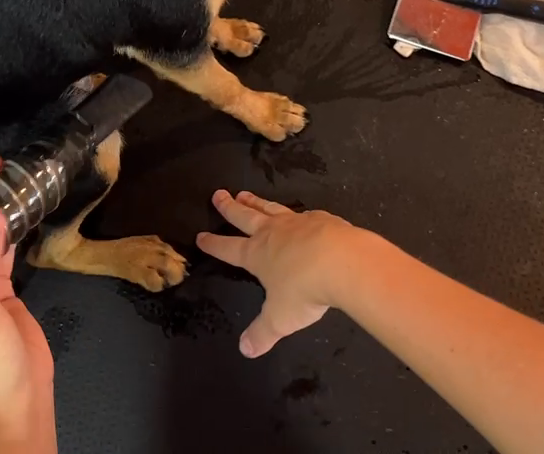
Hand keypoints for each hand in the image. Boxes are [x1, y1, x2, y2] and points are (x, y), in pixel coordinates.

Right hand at [195, 189, 366, 357]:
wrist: (342, 261)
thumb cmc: (305, 290)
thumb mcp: (280, 319)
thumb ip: (262, 333)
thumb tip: (245, 350)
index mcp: (257, 254)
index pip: (228, 248)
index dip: (213, 244)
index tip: (200, 236)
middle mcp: (272, 233)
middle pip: (245, 216)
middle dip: (229, 208)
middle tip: (218, 194)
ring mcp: (296, 222)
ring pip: (270, 208)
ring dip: (256, 201)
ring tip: (245, 194)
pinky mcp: (320, 219)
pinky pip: (302, 213)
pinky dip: (295, 212)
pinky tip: (298, 212)